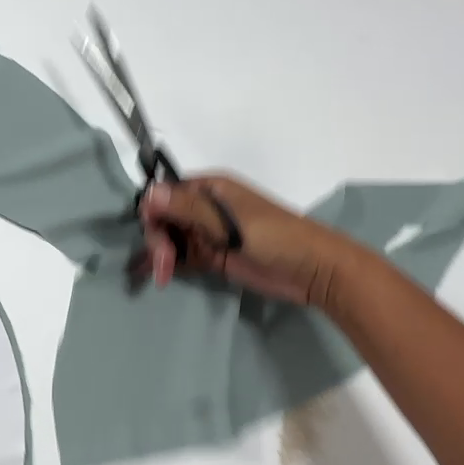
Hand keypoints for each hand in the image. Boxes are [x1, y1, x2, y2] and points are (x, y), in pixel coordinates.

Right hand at [139, 174, 365, 307]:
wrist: (314, 271)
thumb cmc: (275, 237)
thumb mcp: (230, 222)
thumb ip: (189, 209)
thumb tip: (149, 193)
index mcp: (210, 188)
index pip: (165, 193)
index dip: (153, 211)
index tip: (154, 234)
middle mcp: (204, 207)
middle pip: (164, 218)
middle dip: (158, 239)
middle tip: (162, 263)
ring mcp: (208, 232)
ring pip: (170, 238)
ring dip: (161, 255)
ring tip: (162, 275)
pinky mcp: (213, 256)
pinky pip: (182, 256)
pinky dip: (169, 265)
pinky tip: (162, 276)